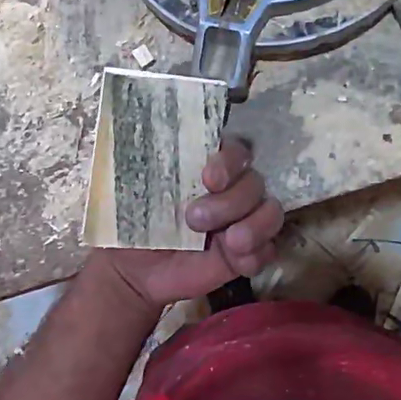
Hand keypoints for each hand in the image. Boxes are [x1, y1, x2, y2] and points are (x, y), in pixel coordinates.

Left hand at [86, 137, 283, 309]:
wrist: (129, 270)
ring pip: (271, 212)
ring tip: (230, 243)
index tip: (209, 178)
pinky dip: (257, 254)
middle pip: (254, 182)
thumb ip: (149, 160)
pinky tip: (237, 261)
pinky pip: (269, 250)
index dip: (229, 161)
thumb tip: (152, 129)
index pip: (235, 149)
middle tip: (196, 219)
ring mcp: (241, 221)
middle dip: (231, 201)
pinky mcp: (245, 254)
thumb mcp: (134, 185)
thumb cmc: (132, 219)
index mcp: (205, 164)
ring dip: (255, 226)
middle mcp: (230, 188)